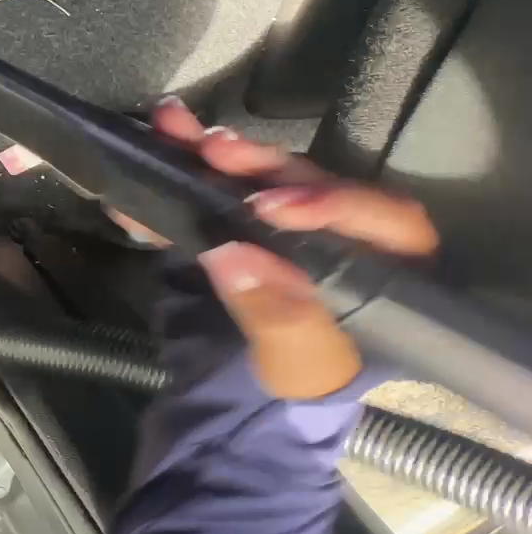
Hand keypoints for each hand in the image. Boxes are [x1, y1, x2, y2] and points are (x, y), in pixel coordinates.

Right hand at [137, 99, 439, 398]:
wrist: (221, 407)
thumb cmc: (281, 394)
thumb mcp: (294, 370)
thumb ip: (279, 318)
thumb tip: (233, 255)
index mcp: (386, 278)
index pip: (381, 223)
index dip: (329, 204)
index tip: (266, 206)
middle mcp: (337, 245)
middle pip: (310, 188)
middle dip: (260, 163)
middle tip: (212, 147)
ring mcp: (275, 238)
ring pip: (254, 182)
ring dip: (212, 152)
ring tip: (173, 127)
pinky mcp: (224, 237)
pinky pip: (199, 198)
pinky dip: (169, 176)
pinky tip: (146, 152)